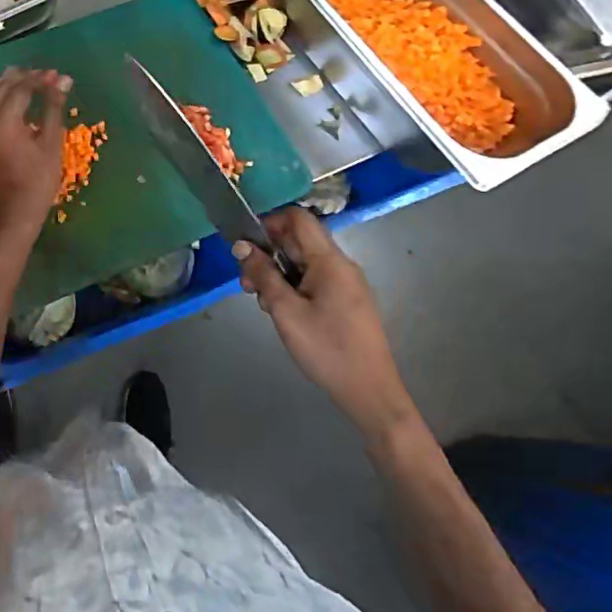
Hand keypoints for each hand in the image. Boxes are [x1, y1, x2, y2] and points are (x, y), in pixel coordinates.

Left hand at [0, 67, 70, 225]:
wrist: (16, 209)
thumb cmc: (39, 179)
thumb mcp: (51, 142)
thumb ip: (53, 107)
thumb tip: (63, 81)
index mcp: (4, 120)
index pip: (21, 88)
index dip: (40, 79)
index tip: (58, 75)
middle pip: (1, 86)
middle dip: (23, 77)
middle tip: (46, 75)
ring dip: (8, 83)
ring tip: (30, 80)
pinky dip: (0, 95)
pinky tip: (15, 98)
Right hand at [235, 207, 414, 436]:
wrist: (370, 393)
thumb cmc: (326, 349)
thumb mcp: (285, 311)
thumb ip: (263, 274)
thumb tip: (241, 246)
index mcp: (329, 261)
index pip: (298, 218)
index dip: (270, 222)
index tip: (247, 245)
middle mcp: (341, 265)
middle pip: (299, 241)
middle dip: (268, 254)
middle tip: (247, 283)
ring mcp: (346, 284)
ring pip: (303, 263)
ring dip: (278, 274)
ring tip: (263, 303)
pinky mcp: (346, 301)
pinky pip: (314, 280)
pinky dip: (293, 287)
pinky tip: (283, 312)